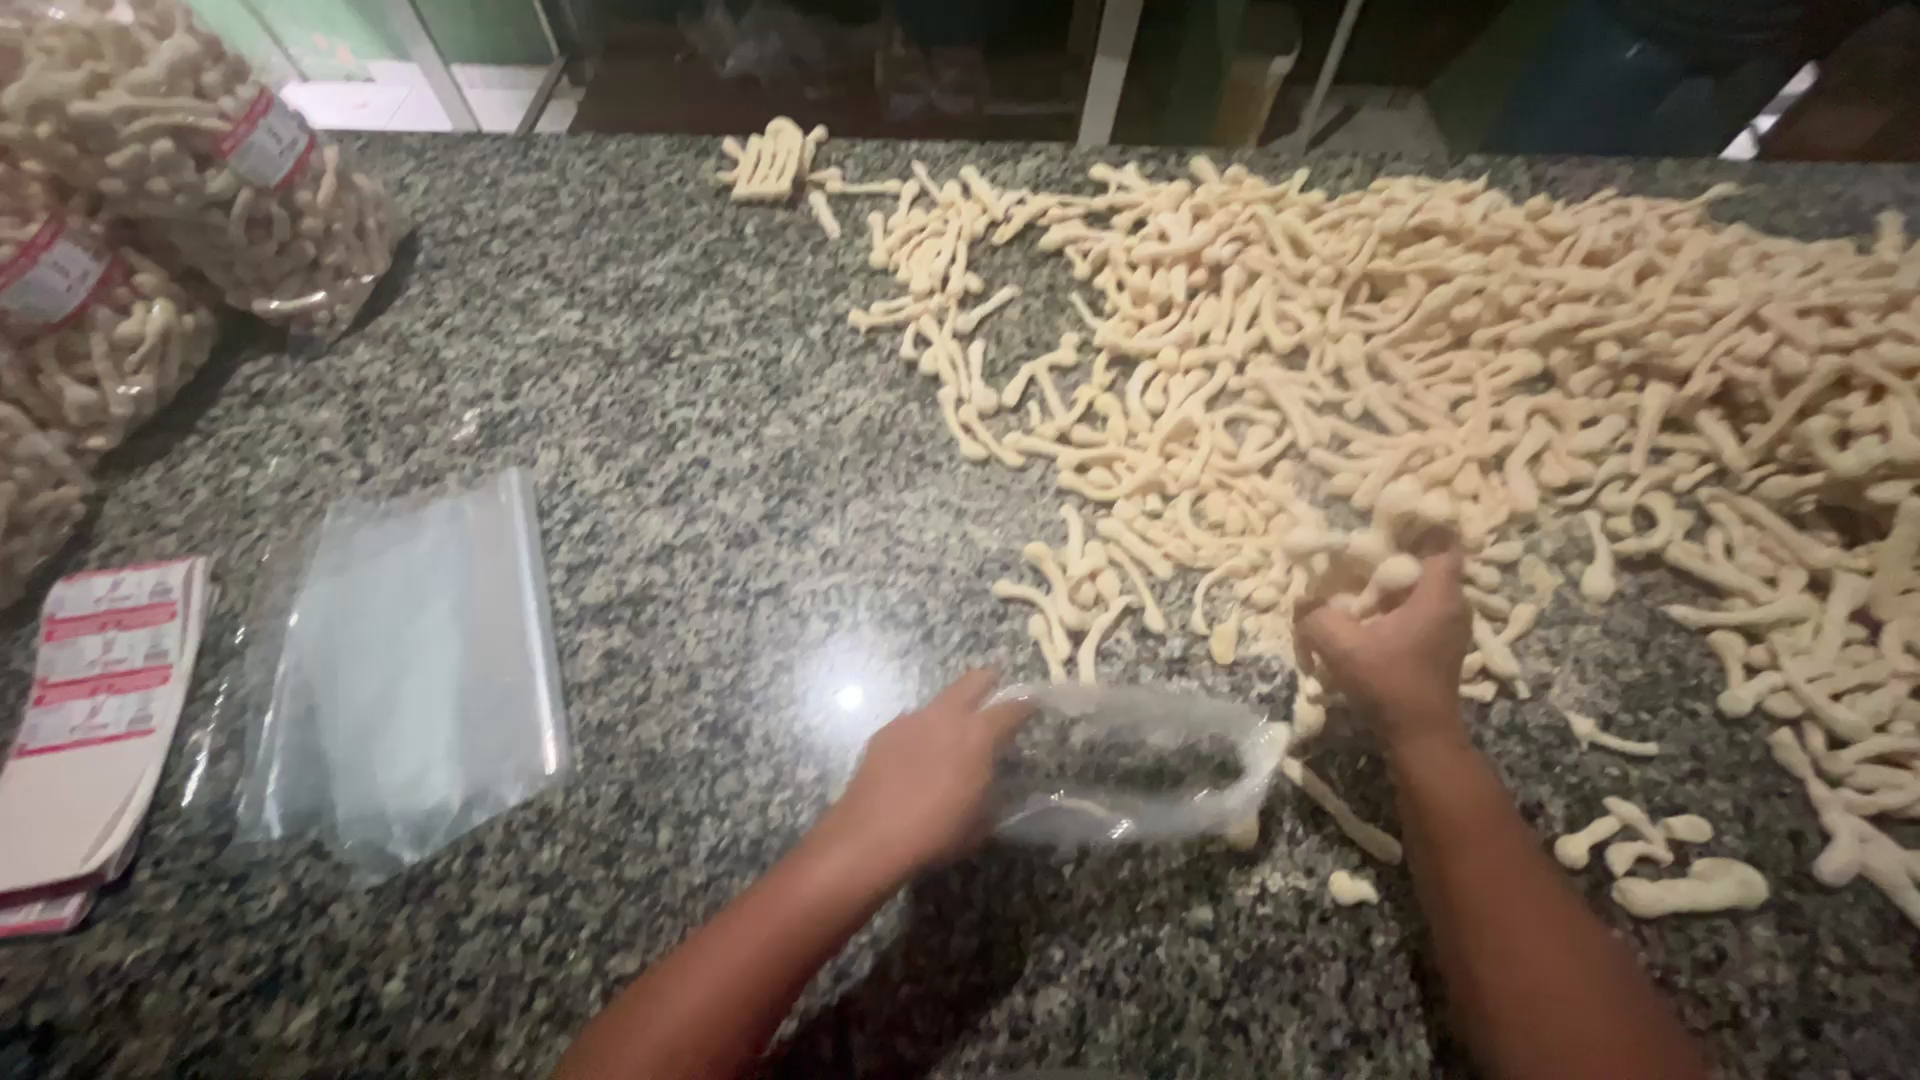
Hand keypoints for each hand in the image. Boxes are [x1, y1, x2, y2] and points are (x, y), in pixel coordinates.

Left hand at [815, 668, 1031, 875]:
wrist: (869, 837)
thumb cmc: (936, 833)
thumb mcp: (980, 820)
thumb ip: (992, 789)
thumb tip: (993, 778)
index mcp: (977, 735)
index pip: (1011, 708)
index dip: (1025, 706)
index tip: (1033, 704)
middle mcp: (946, 716)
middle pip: (973, 681)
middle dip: (989, 682)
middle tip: (996, 692)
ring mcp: (911, 720)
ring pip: (940, 701)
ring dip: (952, 711)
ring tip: (952, 737)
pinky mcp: (885, 731)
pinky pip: (912, 722)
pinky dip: (922, 732)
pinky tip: (917, 757)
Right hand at [1299, 538, 1470, 750]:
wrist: (1419, 735)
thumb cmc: (1388, 684)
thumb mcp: (1341, 645)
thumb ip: (1316, 614)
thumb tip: (1302, 598)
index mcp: (1438, 597)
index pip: (1443, 541)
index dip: (1419, 520)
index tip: (1386, 512)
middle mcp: (1452, 605)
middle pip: (1429, 560)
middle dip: (1395, 547)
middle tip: (1358, 541)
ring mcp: (1449, 626)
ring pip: (1422, 584)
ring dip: (1393, 576)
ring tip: (1356, 572)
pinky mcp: (1437, 642)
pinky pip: (1418, 605)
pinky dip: (1395, 599)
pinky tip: (1365, 607)